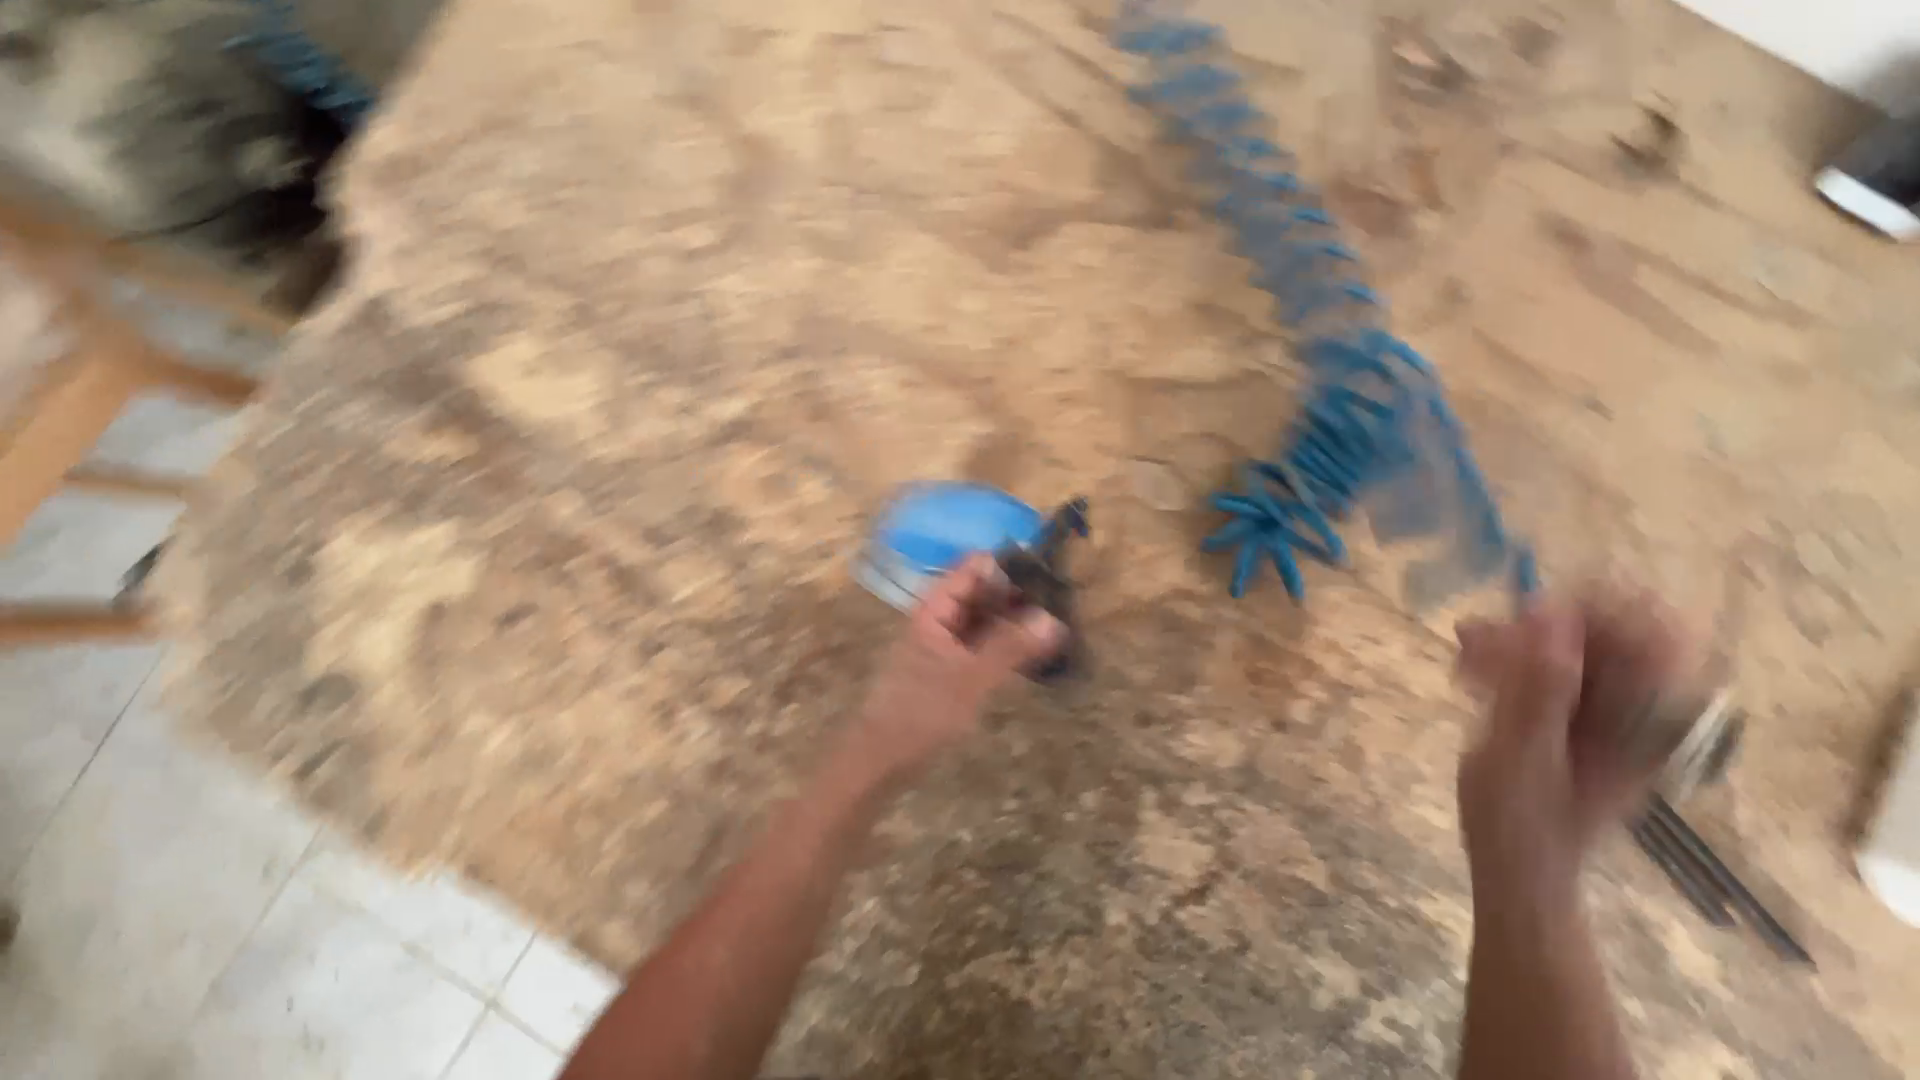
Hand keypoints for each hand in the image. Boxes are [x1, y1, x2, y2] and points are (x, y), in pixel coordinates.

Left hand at [850, 554, 1064, 779]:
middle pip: (978, 594)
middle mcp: (936, 622)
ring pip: (980, 623)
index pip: (972, 570)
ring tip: (1054, 626)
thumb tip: (1051, 618)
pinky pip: (978, 648)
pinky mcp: (946, 673)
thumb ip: (1010, 647)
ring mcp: (940, 648)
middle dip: (1015, 596)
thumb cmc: (922, 711)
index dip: (1006, 566)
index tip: (1047, 571)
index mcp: (933, 610)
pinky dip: (1002, 648)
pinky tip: (1031, 657)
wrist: (880, 758)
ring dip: (1011, 624)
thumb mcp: (971, 678)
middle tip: (1060, 601)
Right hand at [1455, 590, 1692, 902]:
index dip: (1600, 608)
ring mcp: (1606, 716)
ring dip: (1515, 643)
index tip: (1534, 609)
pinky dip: (1510, 664)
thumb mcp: (1522, 753)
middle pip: (1607, 636)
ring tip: (1464, 657)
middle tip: (1482, 637)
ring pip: (1571, 650)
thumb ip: (1539, 685)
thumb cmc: (1521, 822)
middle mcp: (1638, 711)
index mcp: (1645, 720)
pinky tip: (1471, 674)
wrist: (1518, 872)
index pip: (1654, 635)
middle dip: (1541, 627)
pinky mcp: (1574, 721)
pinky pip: (1550, 672)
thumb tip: (1548, 614)